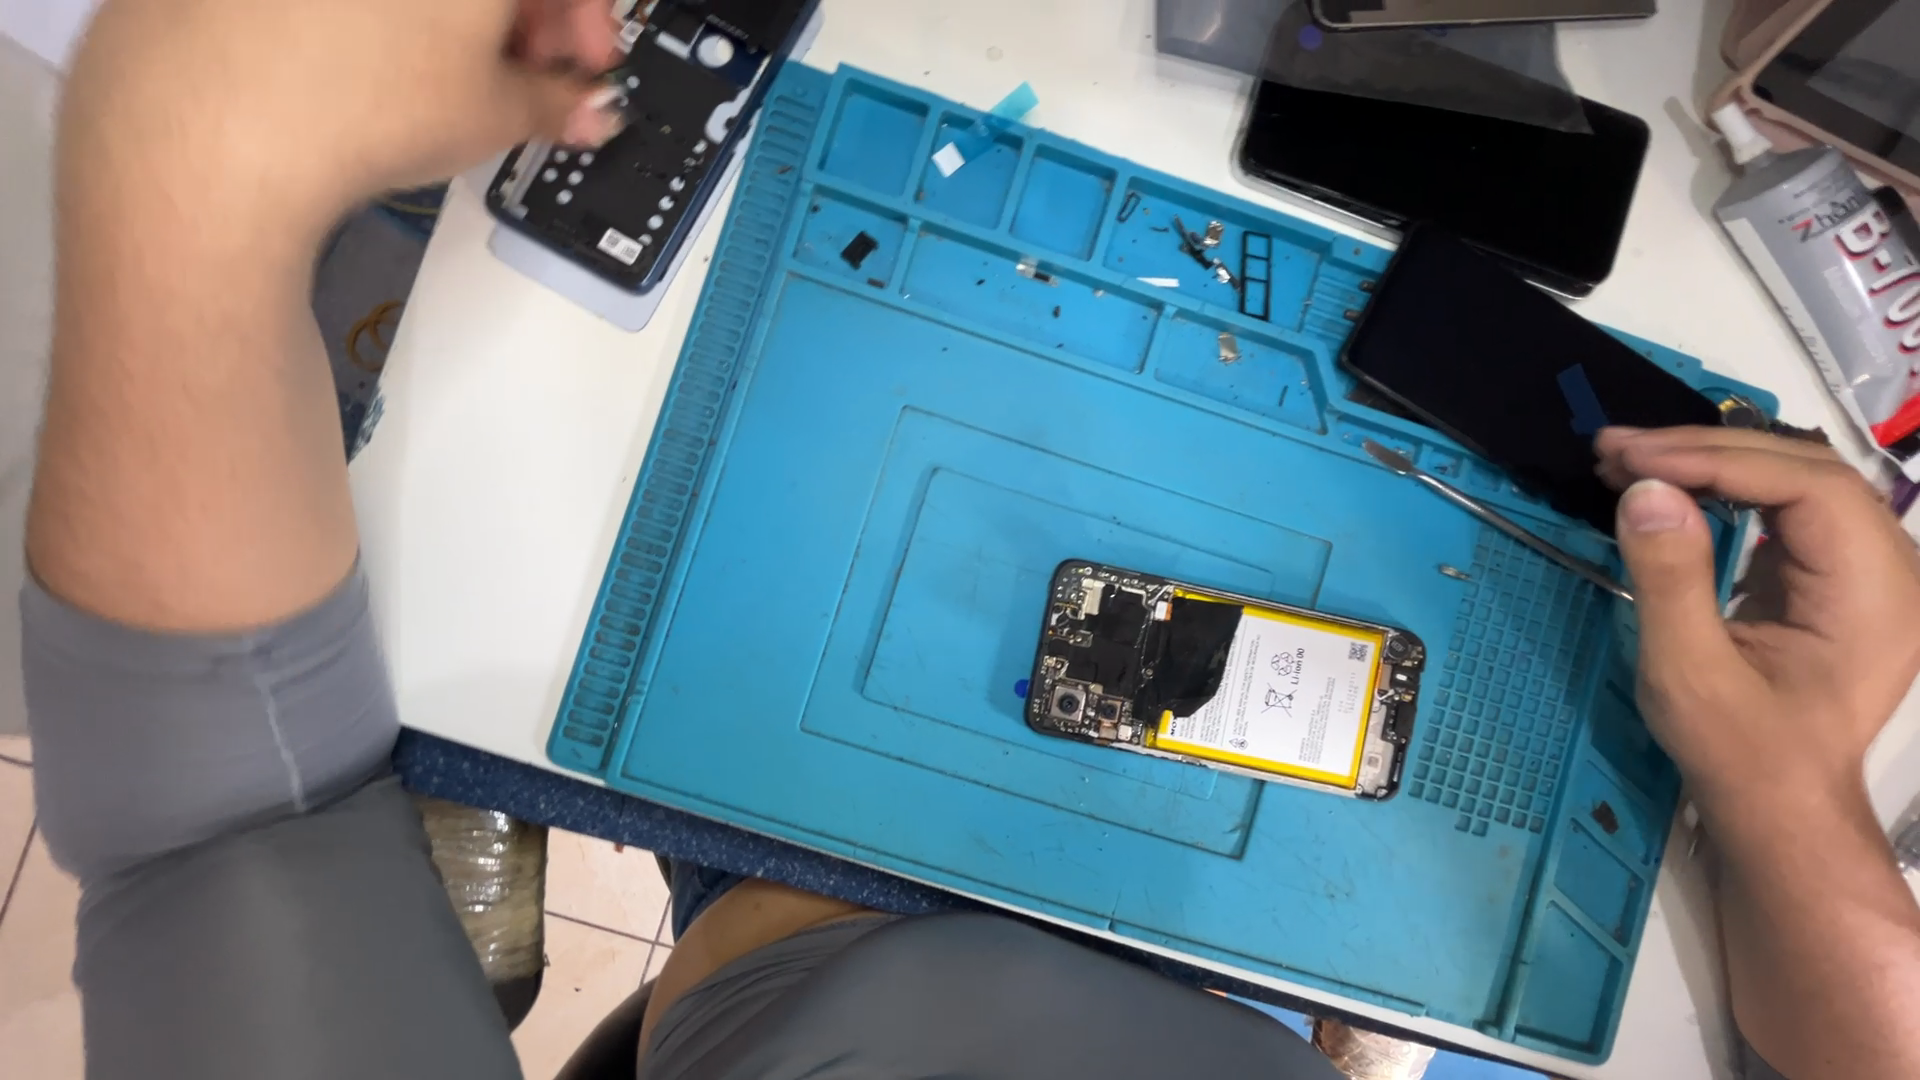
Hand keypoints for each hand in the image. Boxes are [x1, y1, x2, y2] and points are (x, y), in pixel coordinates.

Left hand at [61, 0, 622, 241]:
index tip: (591, 64)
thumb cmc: (356, 101)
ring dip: (472, 20)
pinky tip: (404, 60)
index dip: (589, 20)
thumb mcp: (498, 113)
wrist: (217, 116)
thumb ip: (562, 103)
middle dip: (533, 21)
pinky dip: (403, 14)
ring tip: (471, 79)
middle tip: (538, 77)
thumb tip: (588, 107)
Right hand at [1595, 427, 1919, 821]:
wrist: (1774, 798)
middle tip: (1612, 448)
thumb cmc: (1735, 744)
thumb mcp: (1687, 668)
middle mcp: (1888, 571)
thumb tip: (1642, 492)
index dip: (1718, 461)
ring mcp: (1860, 572)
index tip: (1629, 462)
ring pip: (1795, 481)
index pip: (1810, 490)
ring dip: (1707, 459)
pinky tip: (1664, 484)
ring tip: (1623, 457)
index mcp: (1874, 596)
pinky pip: (1779, 507)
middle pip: (1807, 473)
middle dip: (1705, 449)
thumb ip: (1671, 578)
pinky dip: (1716, 486)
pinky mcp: (1824, 577)